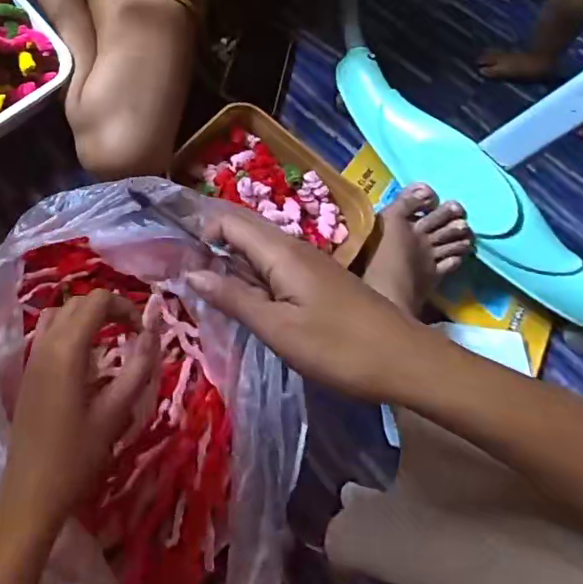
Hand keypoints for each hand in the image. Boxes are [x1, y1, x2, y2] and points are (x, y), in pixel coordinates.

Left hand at [0, 289, 162, 536]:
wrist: (30, 493)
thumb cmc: (76, 456)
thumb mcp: (115, 414)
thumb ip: (137, 369)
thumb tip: (154, 334)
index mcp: (67, 348)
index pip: (98, 300)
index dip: (125, 306)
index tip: (142, 332)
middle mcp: (46, 342)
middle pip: (79, 301)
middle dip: (108, 308)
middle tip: (131, 333)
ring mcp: (32, 355)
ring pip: (61, 313)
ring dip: (86, 317)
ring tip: (109, 340)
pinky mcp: (27, 370)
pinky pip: (49, 331)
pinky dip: (69, 330)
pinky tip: (85, 361)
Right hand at [188, 206, 441, 403]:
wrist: (407, 361)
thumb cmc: (340, 348)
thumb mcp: (279, 329)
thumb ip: (234, 298)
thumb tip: (190, 272)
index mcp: (280, 252)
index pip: (229, 222)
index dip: (199, 230)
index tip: (175, 252)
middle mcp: (293, 246)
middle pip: (243, 227)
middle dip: (211, 238)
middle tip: (181, 262)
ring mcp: (309, 261)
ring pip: (259, 244)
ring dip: (230, 255)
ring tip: (205, 278)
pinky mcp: (319, 277)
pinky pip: (275, 261)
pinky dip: (252, 269)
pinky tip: (245, 292)